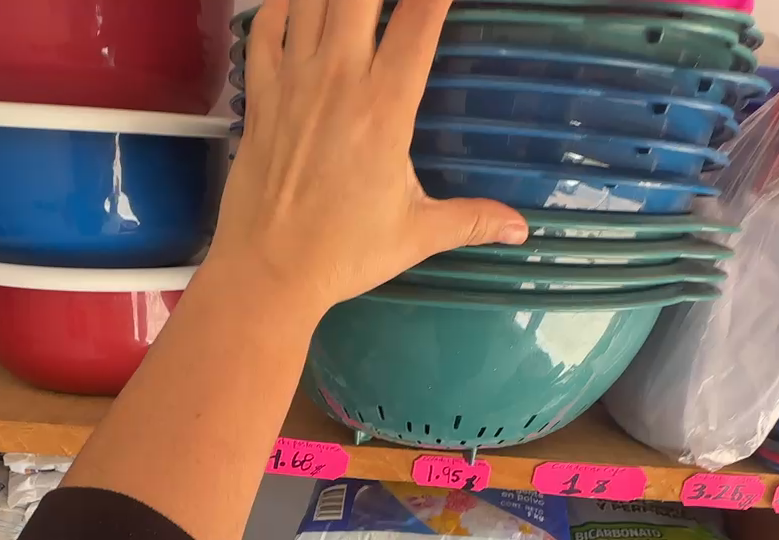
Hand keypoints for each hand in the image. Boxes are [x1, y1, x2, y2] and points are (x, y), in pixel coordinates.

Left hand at [203, 0, 527, 324]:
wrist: (268, 274)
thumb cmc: (343, 256)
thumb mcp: (414, 236)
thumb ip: (470, 221)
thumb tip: (520, 227)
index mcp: (385, 106)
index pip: (421, 15)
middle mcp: (338, 78)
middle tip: (394, 2)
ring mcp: (292, 83)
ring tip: (354, 4)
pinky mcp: (258, 98)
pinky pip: (263, 29)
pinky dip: (280, 7)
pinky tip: (296, 10)